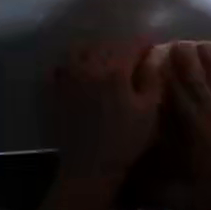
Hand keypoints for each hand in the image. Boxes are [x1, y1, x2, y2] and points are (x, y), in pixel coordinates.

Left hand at [48, 39, 164, 179]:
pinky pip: (61, 66)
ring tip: (107, 59)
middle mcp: (89, 67)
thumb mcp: (149, 111)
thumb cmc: (125, 141)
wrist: (90, 167)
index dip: (144, 42)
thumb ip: (152, 80)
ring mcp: (69, 78)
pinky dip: (72, 62)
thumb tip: (151, 60)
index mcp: (115, 71)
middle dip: (122, 46)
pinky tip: (81, 70)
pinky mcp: (57, 91)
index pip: (132, 45)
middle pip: (107, 45)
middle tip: (134, 54)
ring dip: (97, 49)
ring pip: (81, 50)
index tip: (153, 44)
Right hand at [153, 42, 210, 209]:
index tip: (155, 57)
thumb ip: (151, 191)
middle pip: (196, 78)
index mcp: (192, 124)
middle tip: (178, 44)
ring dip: (210, 61)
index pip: (174, 92)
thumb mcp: (182, 198)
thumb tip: (123, 188)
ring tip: (203, 47)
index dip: (164, 74)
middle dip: (186, 60)